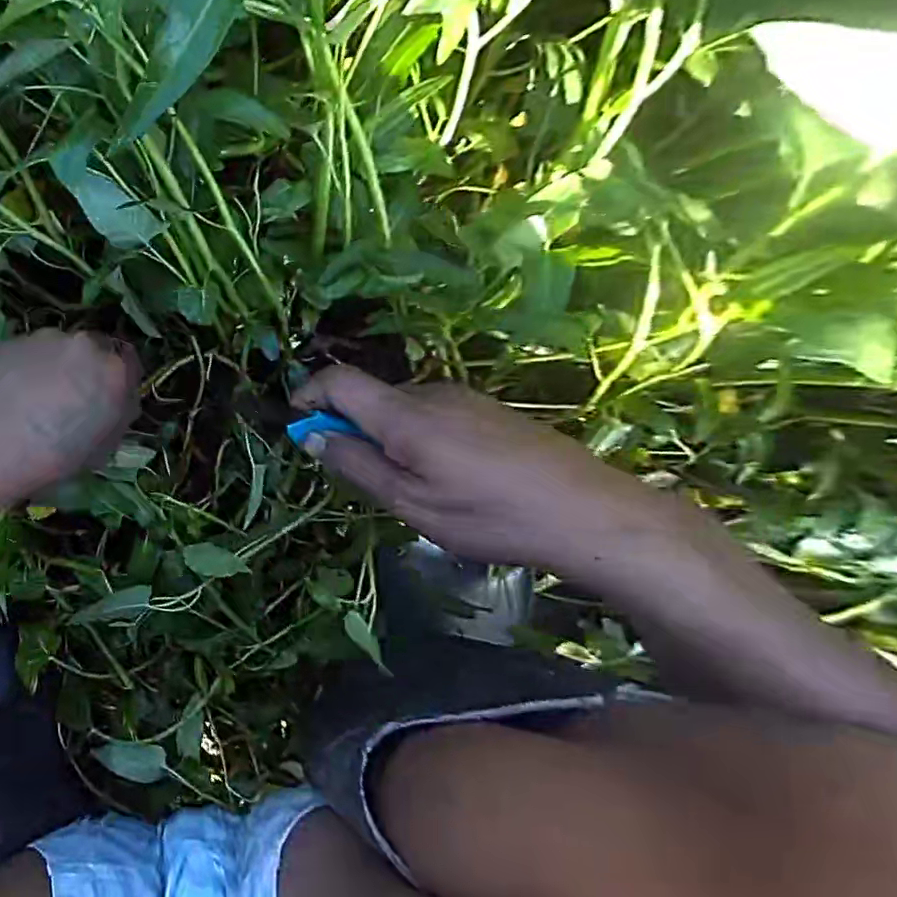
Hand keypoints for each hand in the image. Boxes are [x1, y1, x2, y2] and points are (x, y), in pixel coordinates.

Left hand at [0, 329, 141, 497]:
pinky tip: (11, 391)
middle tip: (66, 396)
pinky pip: (27, 351)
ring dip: (53, 363)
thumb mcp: (104, 447)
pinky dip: (24, 365)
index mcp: (115, 372)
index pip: (129, 363)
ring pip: (57, 347)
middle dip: (84, 367)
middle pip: (92, 350)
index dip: (116, 379)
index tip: (103, 393)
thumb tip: (117, 402)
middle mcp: (85, 345)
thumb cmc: (58, 455)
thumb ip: (118, 415)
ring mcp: (47, 338)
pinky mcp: (14, 340)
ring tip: (33, 395)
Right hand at [291, 365, 716, 578]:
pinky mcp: (486, 409)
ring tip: (413, 486)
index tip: (299, 427)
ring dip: (384, 436)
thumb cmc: (492, 516)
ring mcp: (462, 397)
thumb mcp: (411, 503)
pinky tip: (448, 477)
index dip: (307, 396)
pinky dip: (415, 436)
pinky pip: (429, 413)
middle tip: (364, 478)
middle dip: (348, 428)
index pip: (337, 380)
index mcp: (404, 414)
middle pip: (367, 396)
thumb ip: (355, 465)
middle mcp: (429, 393)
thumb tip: (312, 436)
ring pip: (398, 408)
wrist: (597, 514)